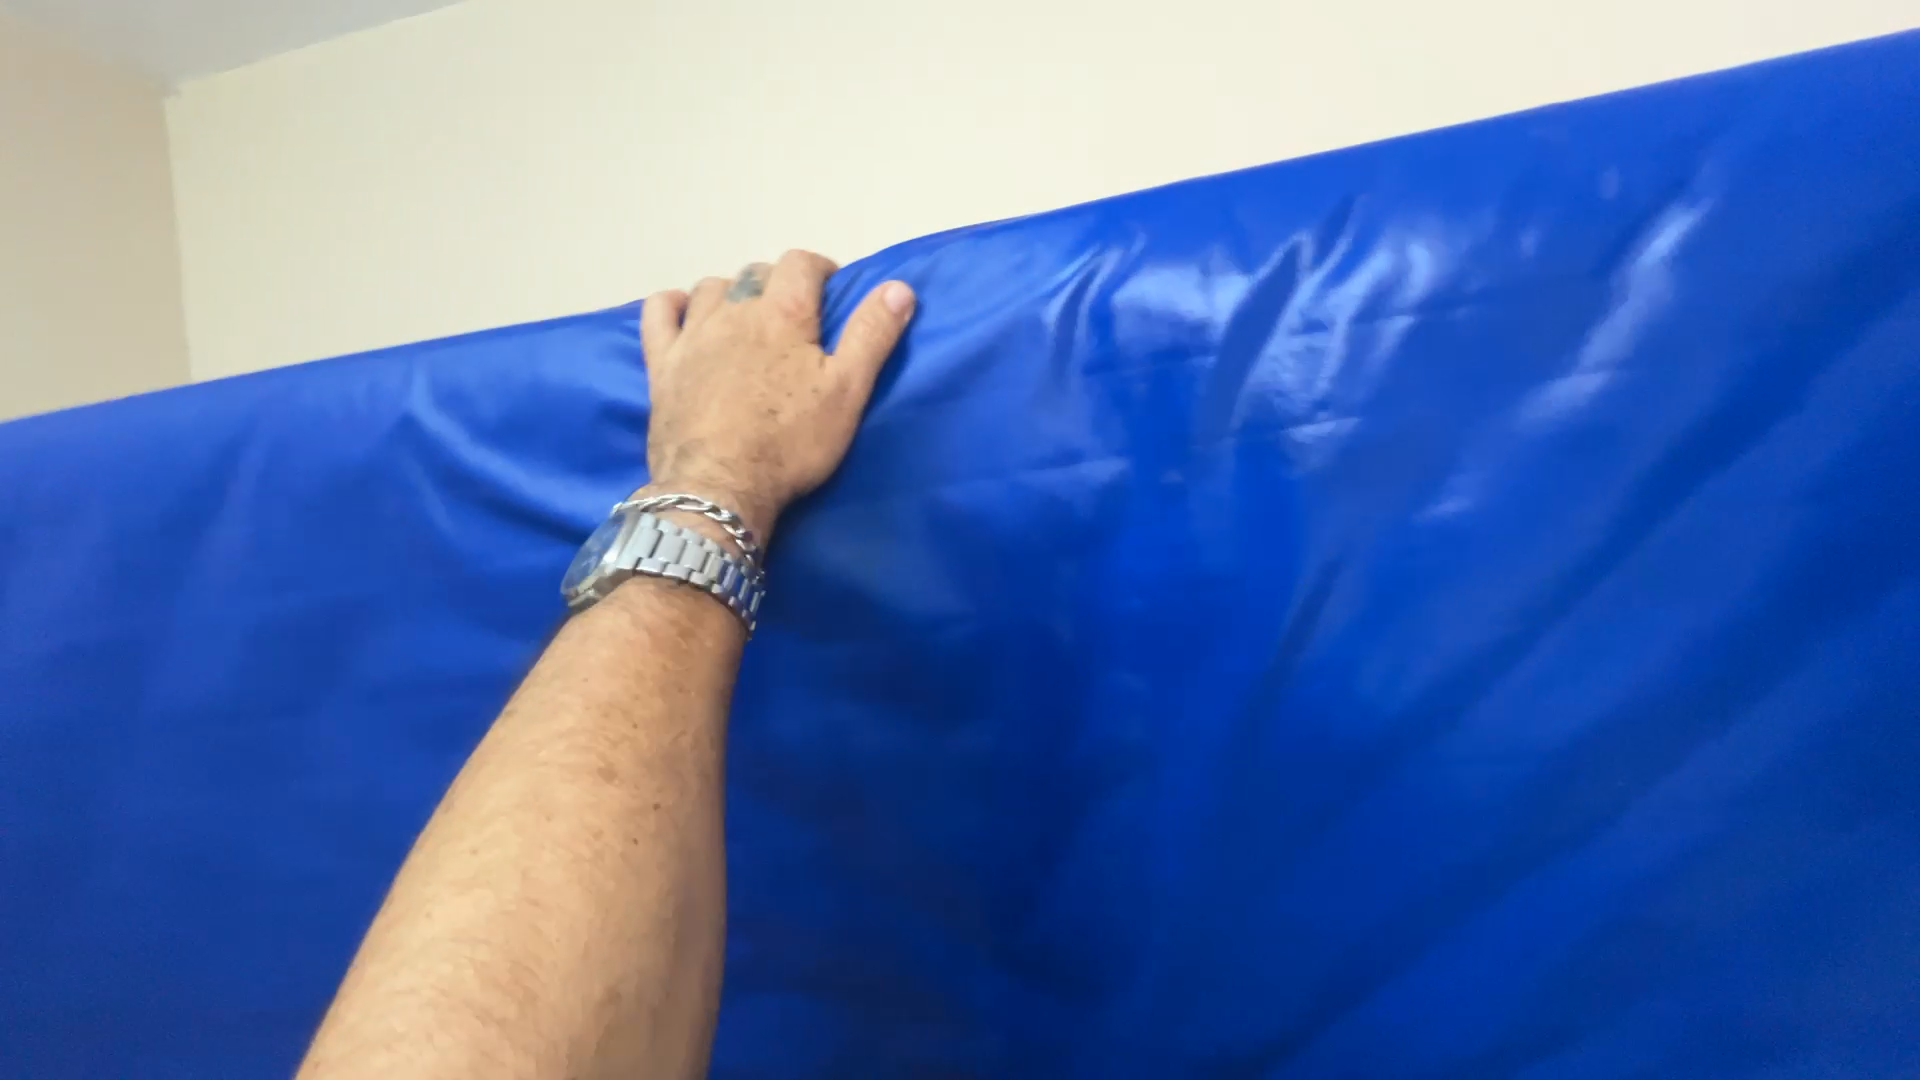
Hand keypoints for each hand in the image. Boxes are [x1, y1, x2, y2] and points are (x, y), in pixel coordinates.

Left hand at [639, 250, 914, 543]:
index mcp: (784, 314)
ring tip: (747, 320)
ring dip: (732, 293)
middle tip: (795, 318)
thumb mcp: (847, 392)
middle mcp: (734, 311)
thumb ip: (872, 336)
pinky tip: (685, 313)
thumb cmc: (791, 444)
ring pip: (711, 289)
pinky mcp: (663, 363)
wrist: (720, 487)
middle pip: (756, 274)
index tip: (831, 291)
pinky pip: (660, 312)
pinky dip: (674, 304)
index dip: (820, 269)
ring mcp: (693, 335)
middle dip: (779, 284)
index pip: (801, 264)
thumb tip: (900, 288)